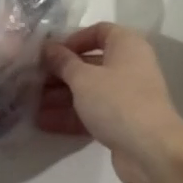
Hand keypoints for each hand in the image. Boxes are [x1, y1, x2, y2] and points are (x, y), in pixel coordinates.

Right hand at [41, 23, 182, 182]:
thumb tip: (48, 47)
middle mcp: (129, 66)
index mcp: (127, 46)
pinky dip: (71, 115)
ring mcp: (126, 96)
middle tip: (32, 80)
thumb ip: (63, 62)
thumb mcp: (83, 78)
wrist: (152, 150)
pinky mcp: (122, 121)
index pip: (98, 31)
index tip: (50, 52)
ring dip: (61, 96)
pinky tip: (43, 122)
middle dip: (60, 73)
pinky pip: (92, 112)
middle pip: (90, 63)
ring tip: (31, 104)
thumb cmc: (117, 102)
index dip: (73, 39)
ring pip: (89, 90)